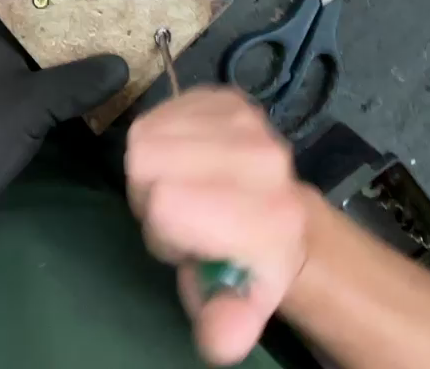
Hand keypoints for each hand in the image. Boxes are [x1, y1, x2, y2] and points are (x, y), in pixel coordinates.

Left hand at [0, 29, 127, 269]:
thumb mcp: (34, 102)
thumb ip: (77, 80)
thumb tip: (122, 63)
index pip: (38, 6)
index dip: (71, 1)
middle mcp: (3, 55)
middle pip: (49, 37)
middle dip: (84, 36)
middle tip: (126, 30)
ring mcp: (8, 85)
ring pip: (51, 67)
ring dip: (81, 67)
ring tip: (123, 56)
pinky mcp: (14, 113)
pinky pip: (50, 93)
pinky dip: (73, 92)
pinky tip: (102, 92)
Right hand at [126, 87, 312, 365]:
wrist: (282, 214)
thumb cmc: (246, 263)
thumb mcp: (237, 306)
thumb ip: (226, 323)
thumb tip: (220, 334)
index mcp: (269, 216)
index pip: (165, 204)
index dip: (159, 228)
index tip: (181, 241)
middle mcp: (264, 157)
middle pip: (147, 160)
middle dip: (147, 192)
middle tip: (174, 211)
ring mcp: (247, 119)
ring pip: (147, 133)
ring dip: (150, 163)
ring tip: (178, 183)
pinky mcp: (227, 95)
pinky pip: (158, 110)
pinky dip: (158, 135)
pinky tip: (182, 154)